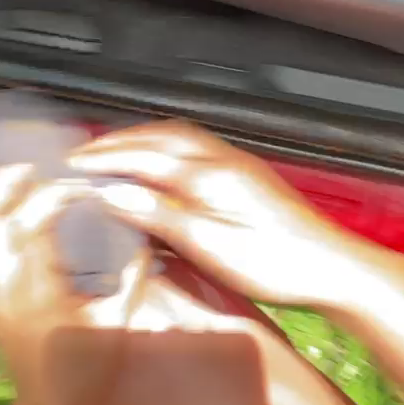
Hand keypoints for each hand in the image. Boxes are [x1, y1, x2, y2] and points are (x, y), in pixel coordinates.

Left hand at [0, 163, 149, 404]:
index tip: (82, 189)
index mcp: (38, 292)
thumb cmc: (87, 374)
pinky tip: (18, 209)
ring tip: (19, 178)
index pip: (33, 225)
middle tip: (32, 166)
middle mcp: (4, 288)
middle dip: (1, 186)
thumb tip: (144, 239)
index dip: (55, 197)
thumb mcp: (119, 325)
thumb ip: (132, 278)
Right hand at [69, 122, 396, 311]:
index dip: (103, 159)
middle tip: (83, 154)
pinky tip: (161, 165)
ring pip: (177, 137)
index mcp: (208, 174)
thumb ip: (160, 215)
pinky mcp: (247, 176)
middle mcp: (221, 160)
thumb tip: (114, 193)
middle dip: (116, 141)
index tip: (71, 165)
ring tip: (113, 153)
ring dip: (141, 140)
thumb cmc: (277, 263)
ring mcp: (236, 164)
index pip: (142, 156)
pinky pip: (194, 146)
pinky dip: (165, 147)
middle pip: (157, 136)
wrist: (332, 268)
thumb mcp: (210, 246)